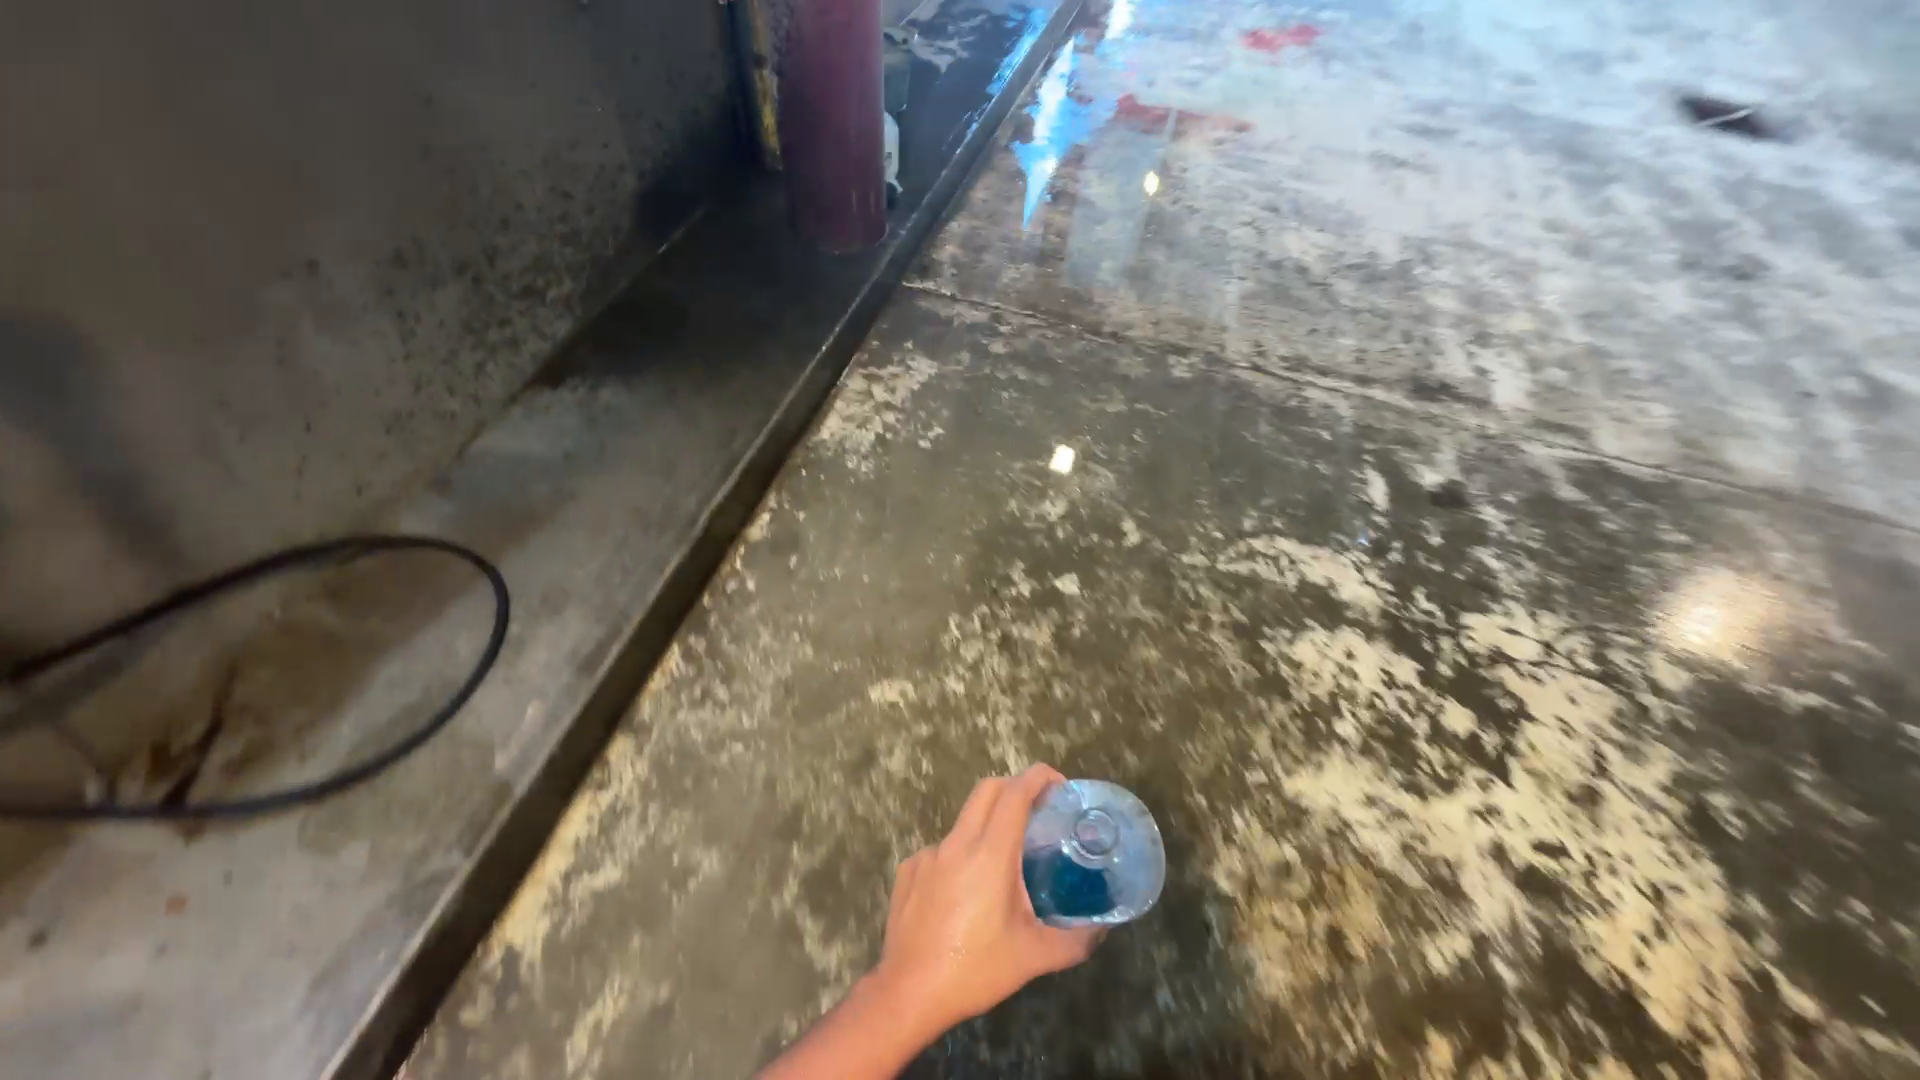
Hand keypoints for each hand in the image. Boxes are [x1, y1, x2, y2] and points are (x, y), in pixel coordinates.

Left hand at [871, 764, 1104, 1034]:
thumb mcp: (1034, 957)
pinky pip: (942, 850)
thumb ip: (1075, 940)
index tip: (1059, 785)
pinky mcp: (908, 870)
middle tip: (1039, 812)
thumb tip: (1102, 928)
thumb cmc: (975, 969)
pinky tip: (965, 894)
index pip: (1015, 793)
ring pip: (964, 822)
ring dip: (988, 826)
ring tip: (1005, 864)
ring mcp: (928, 855)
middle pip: (987, 791)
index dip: (1039, 777)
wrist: (908, 993)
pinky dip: (961, 856)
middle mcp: (956, 843)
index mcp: (990, 853)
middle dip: (1015, 788)